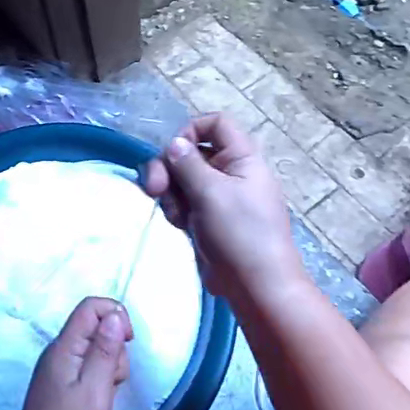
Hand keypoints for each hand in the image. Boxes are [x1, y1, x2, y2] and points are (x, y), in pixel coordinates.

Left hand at [5, 297, 131, 409]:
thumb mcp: (96, 389)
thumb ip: (105, 350)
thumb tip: (115, 315)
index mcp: (64, 347)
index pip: (90, 308)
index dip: (115, 315)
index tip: (128, 342)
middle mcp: (58, 351)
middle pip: (95, 328)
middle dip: (114, 347)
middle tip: (113, 380)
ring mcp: (58, 367)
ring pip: (94, 349)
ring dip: (109, 366)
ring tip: (104, 396)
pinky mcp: (61, 382)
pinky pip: (87, 367)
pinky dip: (100, 379)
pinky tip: (97, 402)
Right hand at [141, 114, 303, 301]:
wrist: (254, 284)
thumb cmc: (240, 233)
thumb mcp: (211, 192)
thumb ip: (188, 163)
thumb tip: (173, 143)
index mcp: (242, 159)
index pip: (216, 124)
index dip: (191, 130)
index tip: (174, 153)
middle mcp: (230, 172)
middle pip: (190, 153)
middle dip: (169, 169)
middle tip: (155, 189)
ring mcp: (218, 196)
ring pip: (181, 179)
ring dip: (171, 193)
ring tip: (177, 217)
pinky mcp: (206, 218)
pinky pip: (183, 202)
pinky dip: (177, 210)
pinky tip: (181, 226)